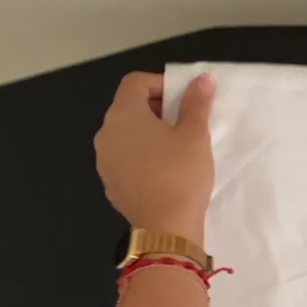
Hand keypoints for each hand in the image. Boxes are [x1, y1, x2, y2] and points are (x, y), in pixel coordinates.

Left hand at [94, 71, 214, 244]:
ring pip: (127, 135)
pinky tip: (165, 173)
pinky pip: (126, 159)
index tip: (186, 100)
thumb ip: (196, 103)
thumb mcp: (195, 136)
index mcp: (123, 114)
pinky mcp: (111, 183)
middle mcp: (106, 133)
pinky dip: (143, 157)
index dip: (162, 84)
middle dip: (158, 109)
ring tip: (177, 150)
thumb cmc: (181, 174)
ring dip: (149, 134)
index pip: (136, 82)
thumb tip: (202, 79)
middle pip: (129, 107)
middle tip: (186, 124)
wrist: (166, 227)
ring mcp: (104, 160)